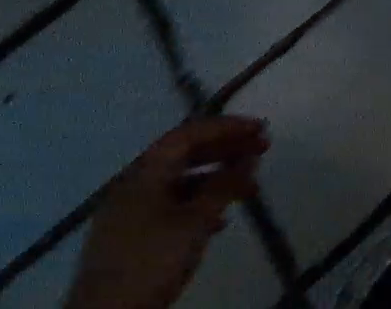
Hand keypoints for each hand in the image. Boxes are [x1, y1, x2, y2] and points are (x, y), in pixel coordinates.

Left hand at [64, 115, 269, 308]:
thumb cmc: (152, 262)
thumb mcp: (196, 222)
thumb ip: (225, 185)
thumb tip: (249, 157)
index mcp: (144, 175)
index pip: (189, 134)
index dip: (227, 127)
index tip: (260, 129)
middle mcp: (133, 186)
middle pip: (184, 154)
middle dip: (226, 149)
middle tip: (262, 149)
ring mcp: (128, 212)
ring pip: (180, 181)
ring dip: (217, 178)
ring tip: (249, 187)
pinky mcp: (130, 236)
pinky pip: (171, 205)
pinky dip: (200, 202)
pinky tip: (221, 220)